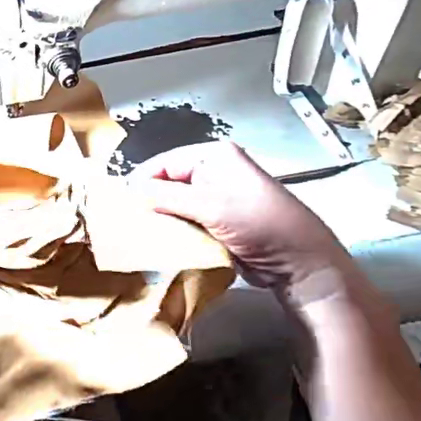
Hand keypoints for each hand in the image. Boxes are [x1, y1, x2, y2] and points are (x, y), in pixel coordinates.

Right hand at [128, 141, 352, 292]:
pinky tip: (161, 244)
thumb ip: (166, 197)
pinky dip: (174, 233)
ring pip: (175, 206)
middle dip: (149, 203)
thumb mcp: (210, 206)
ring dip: (161, 221)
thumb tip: (129, 190)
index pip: (164, 163)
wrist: (301, 264)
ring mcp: (217, 199)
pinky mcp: (219, 223)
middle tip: (126, 223)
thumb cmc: (261, 225)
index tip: (119, 204)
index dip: (141, 182)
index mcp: (214, 156)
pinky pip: (187, 223)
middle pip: (167, 183)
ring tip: (139, 235)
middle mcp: (214, 172)